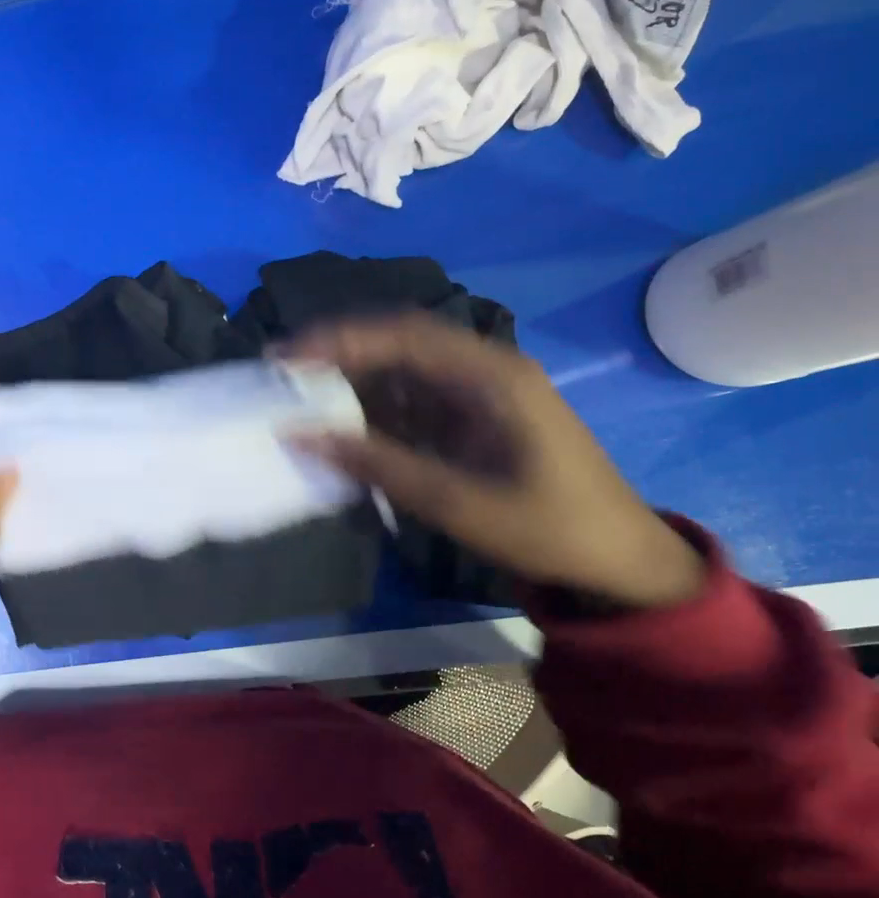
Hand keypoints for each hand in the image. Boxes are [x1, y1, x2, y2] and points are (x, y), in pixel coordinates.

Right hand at [284, 314, 704, 610]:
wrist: (618, 561)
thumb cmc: (549, 528)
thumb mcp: (457, 501)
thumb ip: (375, 464)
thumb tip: (296, 434)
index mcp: (494, 378)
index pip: (405, 335)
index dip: (341, 339)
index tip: (285, 359)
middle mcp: (483, 373)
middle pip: (397, 344)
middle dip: (335, 354)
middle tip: (278, 374)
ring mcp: (476, 395)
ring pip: (398, 371)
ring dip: (348, 382)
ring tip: (296, 400)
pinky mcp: (468, 419)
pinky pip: (407, 400)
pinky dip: (367, 410)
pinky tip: (336, 429)